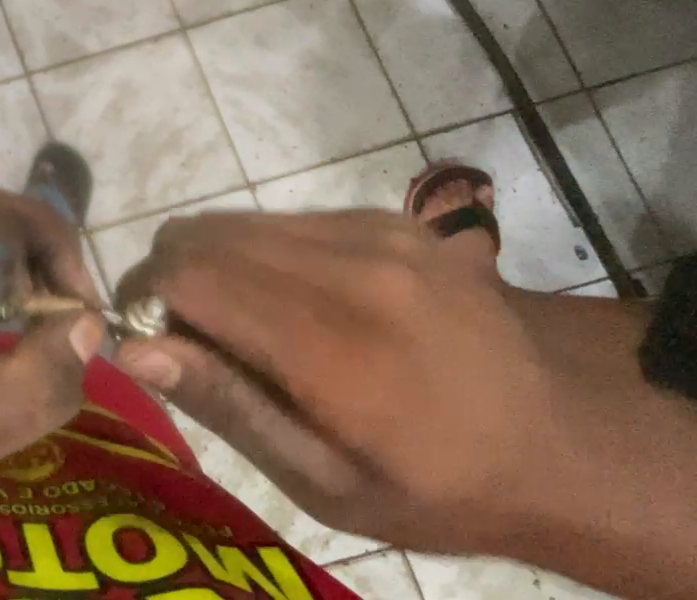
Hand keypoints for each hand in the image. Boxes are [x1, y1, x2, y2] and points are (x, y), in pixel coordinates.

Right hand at [110, 209, 622, 555]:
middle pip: (192, 237)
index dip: (142, 302)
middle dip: (165, 280)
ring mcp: (371, 232)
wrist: (569, 435)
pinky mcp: (381, 217)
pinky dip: (250, 254)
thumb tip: (131, 348)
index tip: (151, 342)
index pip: (183, 277)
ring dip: (205, 264)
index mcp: (336, 345)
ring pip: (223, 221)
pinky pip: (270, 219)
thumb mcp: (325, 482)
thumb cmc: (436, 482)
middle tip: (190, 337)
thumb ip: (225, 405)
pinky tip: (290, 301)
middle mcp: (350, 267)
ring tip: (242, 321)